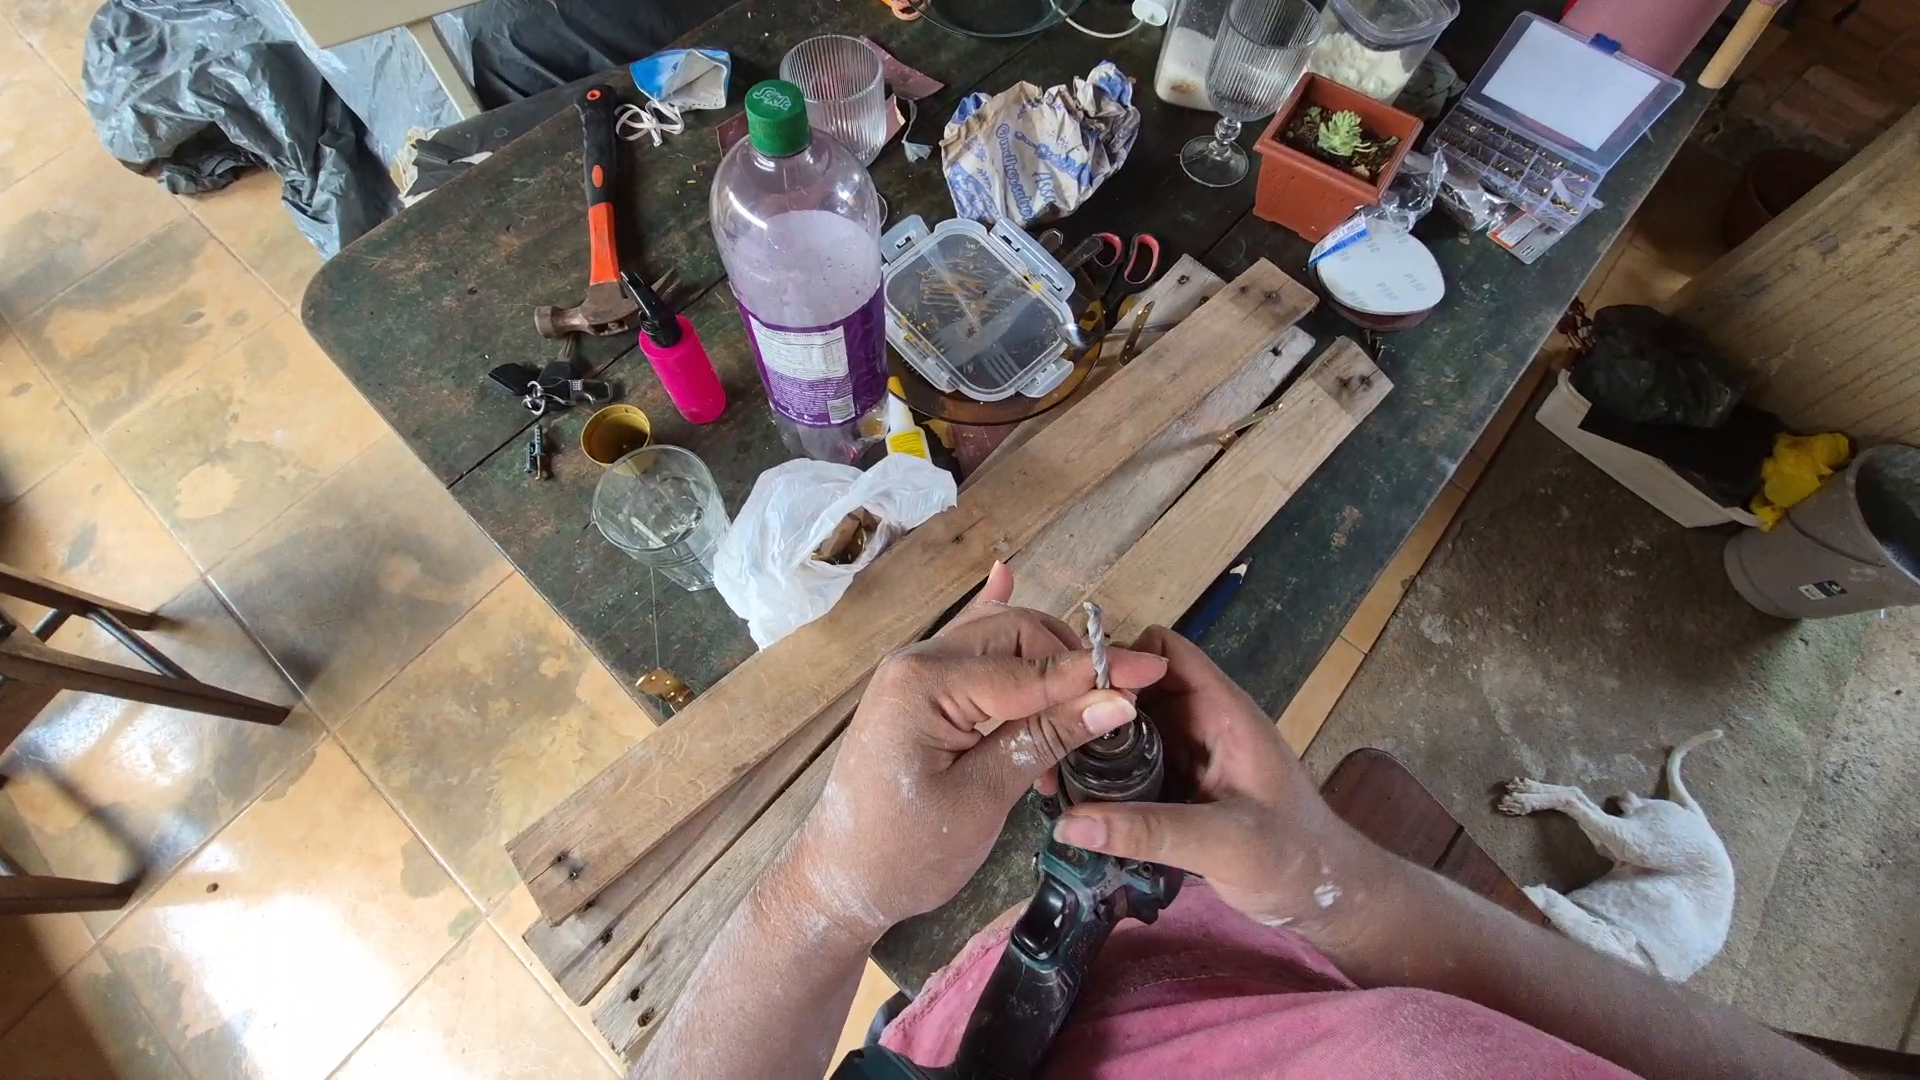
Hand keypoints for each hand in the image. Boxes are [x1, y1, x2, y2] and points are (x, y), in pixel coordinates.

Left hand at [785, 564, 1168, 941]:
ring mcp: (914, 671)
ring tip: (1077, 707)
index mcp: (926, 682)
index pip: (1029, 667)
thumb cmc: (905, 853)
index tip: (1152, 669)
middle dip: (1067, 661)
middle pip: (1013, 633)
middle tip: (1111, 705)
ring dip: (1044, 663)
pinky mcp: (918, 688)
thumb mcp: (981, 800)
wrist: (838, 879)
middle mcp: (918, 660)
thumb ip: (1044, 738)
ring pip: (996, 638)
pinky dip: (993, 617)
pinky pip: (967, 646)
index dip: (1093, 671)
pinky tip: (1005, 577)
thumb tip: (1116, 700)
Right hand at [1050, 626, 1382, 939]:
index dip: (1122, 662)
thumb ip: (1147, 830)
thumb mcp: (1221, 844)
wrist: (1327, 901)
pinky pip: (1133, 754)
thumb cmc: (1292, 859)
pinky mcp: (1179, 777)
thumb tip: (1067, 824)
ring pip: (1130, 718)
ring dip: (1097, 735)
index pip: (1164, 650)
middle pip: (1138, 682)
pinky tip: (1082, 792)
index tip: (1082, 700)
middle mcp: (1201, 719)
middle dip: (1097, 700)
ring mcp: (1189, 748)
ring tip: (1059, 765)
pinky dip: (1107, 766)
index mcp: (1221, 710)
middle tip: (1057, 737)